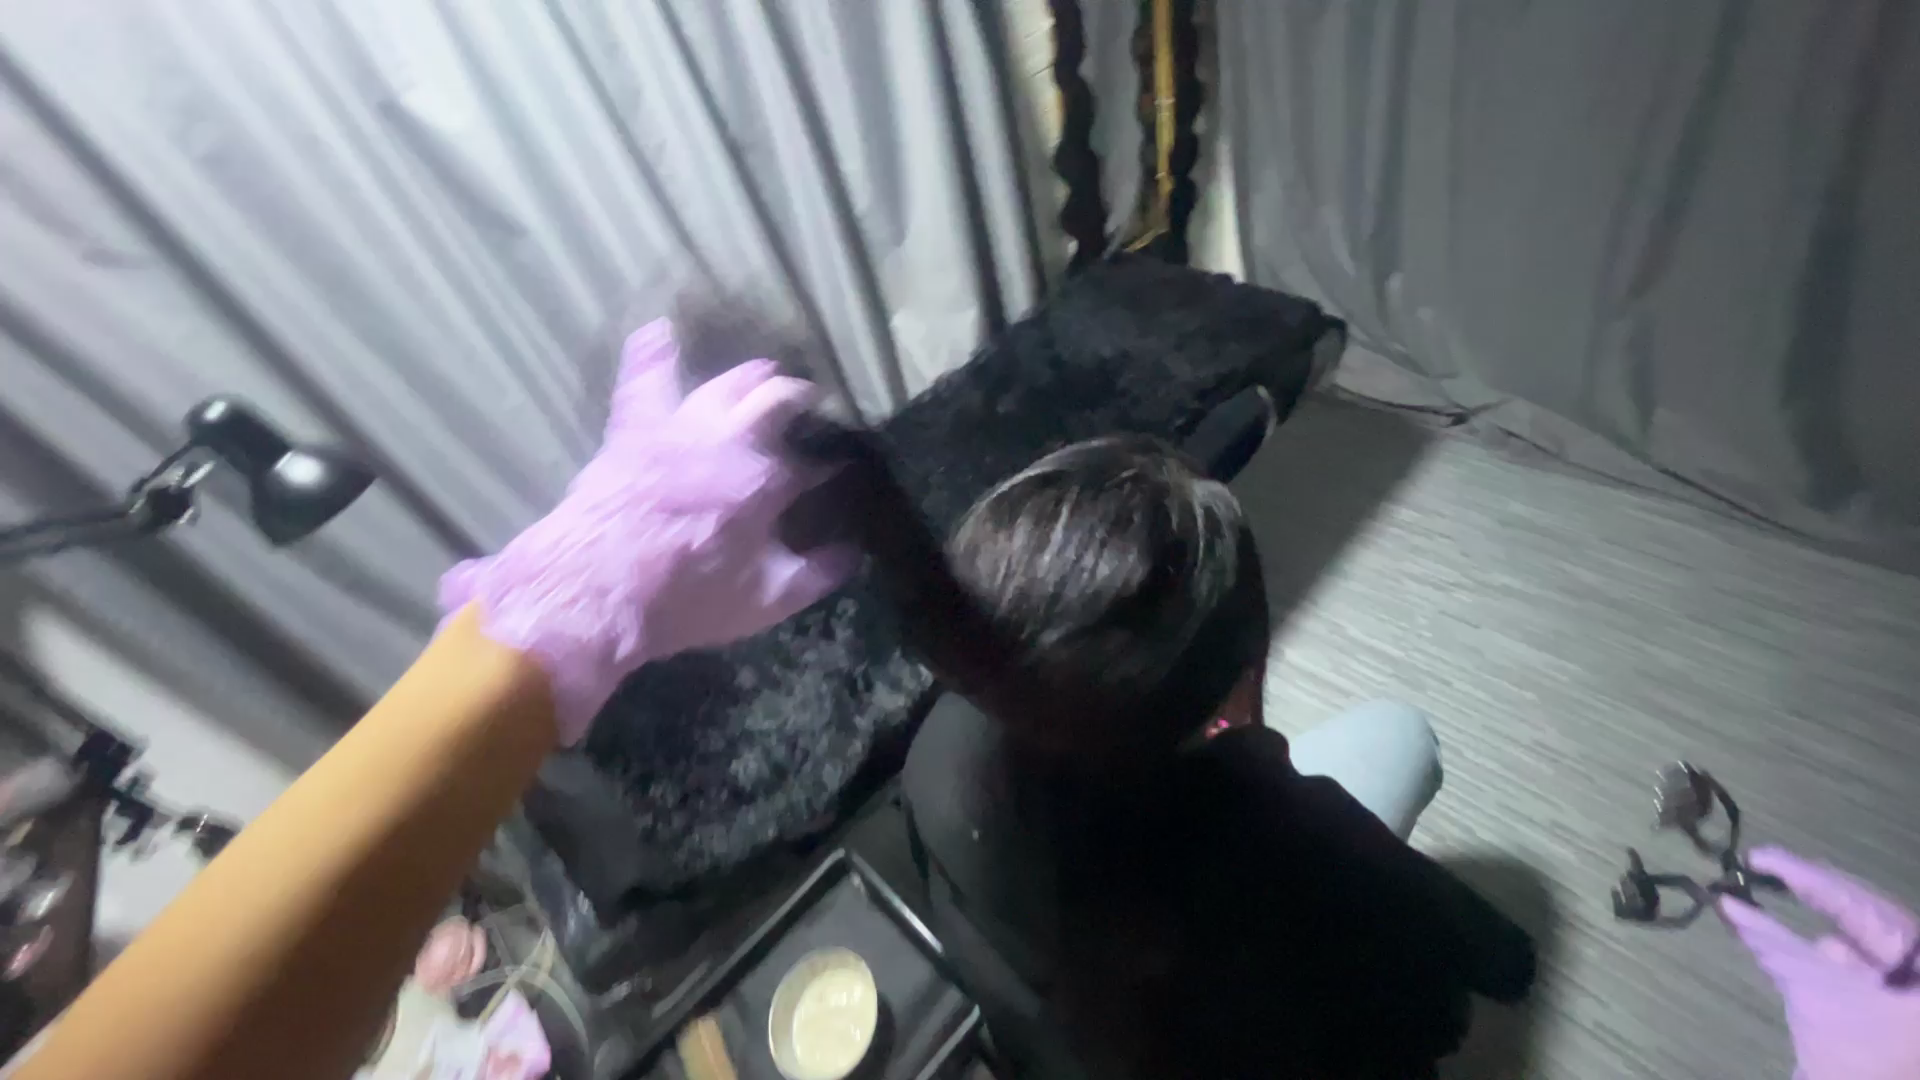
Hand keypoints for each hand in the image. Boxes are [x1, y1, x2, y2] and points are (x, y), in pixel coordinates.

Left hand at [440, 318, 856, 742]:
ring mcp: (681, 425)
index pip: (815, 463)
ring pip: (726, 382)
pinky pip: (644, 376)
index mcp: (769, 479)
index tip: (839, 471)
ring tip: (765, 374)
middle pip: (778, 399)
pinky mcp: (635, 426)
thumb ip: (819, 574)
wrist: (596, 595)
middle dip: (801, 399)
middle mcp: (732, 439)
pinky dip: (653, 352)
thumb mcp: (770, 600)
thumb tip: (854, 553)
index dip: (831, 466)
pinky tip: (661, 330)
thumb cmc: (689, 599)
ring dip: (752, 376)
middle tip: (811, 406)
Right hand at [1719, 847, 1919, 1079]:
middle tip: (1759, 864)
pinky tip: (1786, 927)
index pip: (1858, 901)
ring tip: (1768, 884)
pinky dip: (1817, 937)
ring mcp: (1911, 981)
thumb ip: (1766, 937)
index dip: (1804, 874)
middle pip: (1866, 910)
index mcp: (1915, 955)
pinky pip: (1860, 955)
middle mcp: (1918, 962)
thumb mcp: (1808, 985)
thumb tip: (1723, 898)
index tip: (1754, 855)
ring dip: (1813, 909)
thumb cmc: (1854, 1045)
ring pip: (1862, 931)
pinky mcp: (1899, 997)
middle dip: (1810, 886)